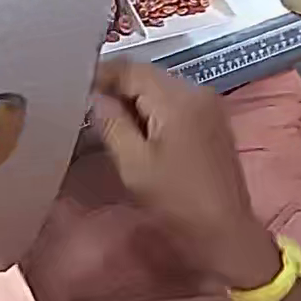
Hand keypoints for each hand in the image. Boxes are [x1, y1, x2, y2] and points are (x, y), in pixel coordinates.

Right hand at [89, 60, 280, 287]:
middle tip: (88, 109)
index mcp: (177, 99)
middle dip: (117, 88)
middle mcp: (196, 91)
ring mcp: (208, 105)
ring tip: (109, 122)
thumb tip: (96, 98)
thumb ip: (112, 123)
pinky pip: (175, 103)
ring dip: (134, 101)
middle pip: (147, 76)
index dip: (102, 75)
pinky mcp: (212, 121)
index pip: (131, 69)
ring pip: (161, 89)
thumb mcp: (133, 163)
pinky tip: (138, 132)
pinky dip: (153, 111)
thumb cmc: (175, 199)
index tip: (75, 89)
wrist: (224, 230)